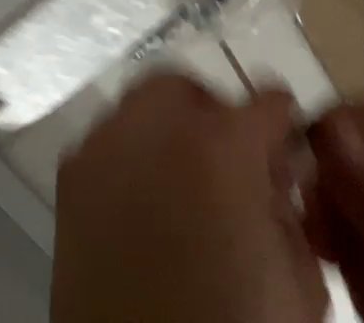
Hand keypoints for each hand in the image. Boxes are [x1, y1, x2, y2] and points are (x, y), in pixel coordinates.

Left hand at [52, 73, 325, 322]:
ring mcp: (98, 149)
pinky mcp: (67, 178)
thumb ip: (284, 202)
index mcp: (218, 147)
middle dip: (212, 111)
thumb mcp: (296, 276)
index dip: (284, 120)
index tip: (290, 138)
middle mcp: (148, 129)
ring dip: (165, 129)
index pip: (264, 101)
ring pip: (135, 108)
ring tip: (188, 182)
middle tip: (235, 158)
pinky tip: (147, 202)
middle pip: (180, 87)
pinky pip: (104, 144)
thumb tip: (274, 168)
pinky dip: (129, 156)